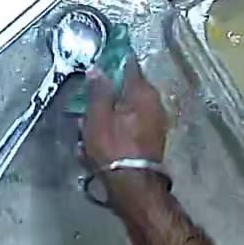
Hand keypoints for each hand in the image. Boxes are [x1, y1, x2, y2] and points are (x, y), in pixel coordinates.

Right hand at [83, 58, 169, 199]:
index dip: (114, 60)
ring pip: (126, 107)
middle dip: (107, 93)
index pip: (129, 65)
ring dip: (109, 112)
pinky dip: (115, 126)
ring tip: (89, 126)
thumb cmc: (113, 146)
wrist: (132, 184)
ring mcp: (155, 121)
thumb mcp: (97, 116)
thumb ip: (98, 90)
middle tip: (88, 102)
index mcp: (142, 92)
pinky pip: (129, 123)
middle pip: (127, 88)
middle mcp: (154, 103)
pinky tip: (100, 139)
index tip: (100, 60)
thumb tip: (97, 69)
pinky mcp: (151, 137)